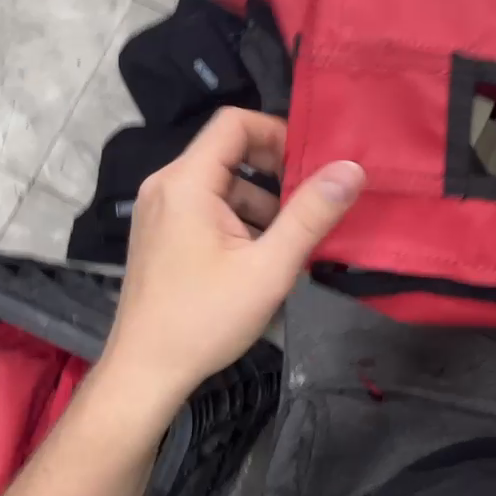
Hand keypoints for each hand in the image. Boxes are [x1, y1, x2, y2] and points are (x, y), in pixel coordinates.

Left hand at [98, 108, 364, 409]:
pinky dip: (237, 218)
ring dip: (260, 200)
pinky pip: (206, 206)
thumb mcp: (269, 268)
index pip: (234, 122)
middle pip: (228, 151)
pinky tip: (260, 256)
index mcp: (186, 182)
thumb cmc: (205, 319)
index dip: (277, 132)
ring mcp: (159, 210)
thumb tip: (351, 168)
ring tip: (291, 239)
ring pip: (220, 182)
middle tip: (310, 201)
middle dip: (274, 170)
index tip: (310, 163)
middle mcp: (166, 185)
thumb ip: (311, 214)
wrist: (145, 372)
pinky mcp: (160, 233)